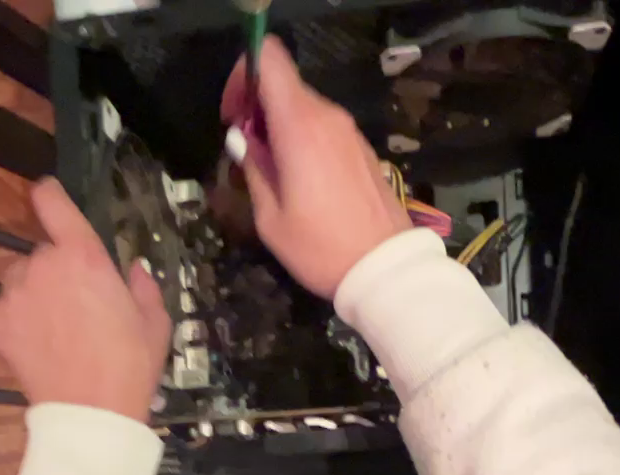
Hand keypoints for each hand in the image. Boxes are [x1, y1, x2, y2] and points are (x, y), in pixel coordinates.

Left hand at [0, 177, 171, 423]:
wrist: (95, 413)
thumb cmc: (132, 366)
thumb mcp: (155, 324)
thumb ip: (143, 288)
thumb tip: (134, 269)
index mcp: (83, 257)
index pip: (55, 205)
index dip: (51, 196)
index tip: (50, 196)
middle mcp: (42, 265)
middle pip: (43, 253)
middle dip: (62, 272)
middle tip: (85, 311)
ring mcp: (13, 295)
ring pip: (18, 278)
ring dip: (33, 291)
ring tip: (57, 329)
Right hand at [222, 39, 410, 297]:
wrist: (385, 269)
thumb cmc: (321, 249)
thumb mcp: (270, 220)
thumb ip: (253, 169)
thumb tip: (244, 141)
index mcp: (300, 125)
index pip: (268, 59)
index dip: (242, 76)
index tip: (234, 116)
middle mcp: (327, 117)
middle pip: (284, 86)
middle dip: (259, 111)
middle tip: (250, 156)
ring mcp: (349, 132)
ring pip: (304, 110)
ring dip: (282, 130)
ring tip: (276, 175)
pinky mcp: (362, 150)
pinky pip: (325, 130)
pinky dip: (305, 142)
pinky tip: (304, 183)